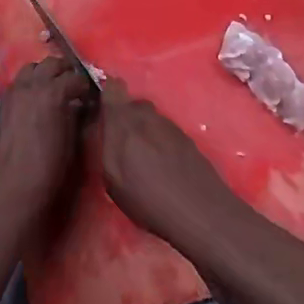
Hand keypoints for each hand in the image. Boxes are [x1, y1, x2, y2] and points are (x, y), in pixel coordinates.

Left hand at [0, 56, 91, 229]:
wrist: (9, 188)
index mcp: (52, 93)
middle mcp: (31, 85)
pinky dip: (30, 84)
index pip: (75, 77)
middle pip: (50, 63)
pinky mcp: (2, 102)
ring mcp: (13, 91)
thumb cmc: (47, 171)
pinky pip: (18, 83)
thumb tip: (79, 106)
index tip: (92, 94)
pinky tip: (36, 101)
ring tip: (55, 89)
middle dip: (65, 71)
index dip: (86, 85)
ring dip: (44, 73)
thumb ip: (75, 117)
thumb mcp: (71, 144)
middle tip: (75, 85)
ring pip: (31, 68)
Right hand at [97, 79, 234, 242]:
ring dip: (145, 132)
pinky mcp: (189, 140)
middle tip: (123, 144)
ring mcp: (171, 127)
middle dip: (126, 117)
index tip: (103, 110)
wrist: (203, 215)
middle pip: (133, 104)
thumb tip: (100, 127)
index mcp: (124, 121)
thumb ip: (103, 146)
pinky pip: (167, 133)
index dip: (107, 93)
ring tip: (146, 161)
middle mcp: (148, 116)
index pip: (113, 88)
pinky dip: (162, 144)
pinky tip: (165, 169)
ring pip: (151, 119)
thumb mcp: (112, 180)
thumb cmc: (149, 199)